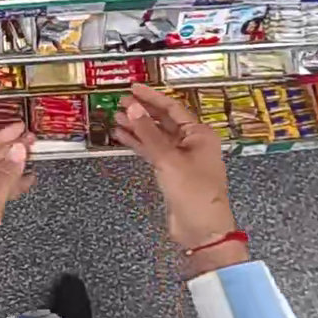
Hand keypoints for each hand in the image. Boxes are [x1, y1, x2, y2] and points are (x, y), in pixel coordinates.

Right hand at [113, 84, 243, 269]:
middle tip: (120, 101)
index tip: (134, 88)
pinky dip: (137, 143)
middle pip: (162, 120)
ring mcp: (180, 157)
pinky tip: (122, 136)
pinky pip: (151, 150)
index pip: (172, 107)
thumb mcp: (169, 158)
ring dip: (136, 126)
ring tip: (116, 117)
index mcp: (199, 134)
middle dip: (141, 111)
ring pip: (155, 135)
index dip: (151, 96)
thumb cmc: (195, 193)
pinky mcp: (170, 171)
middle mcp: (191, 142)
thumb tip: (133, 108)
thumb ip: (148, 132)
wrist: (201, 229)